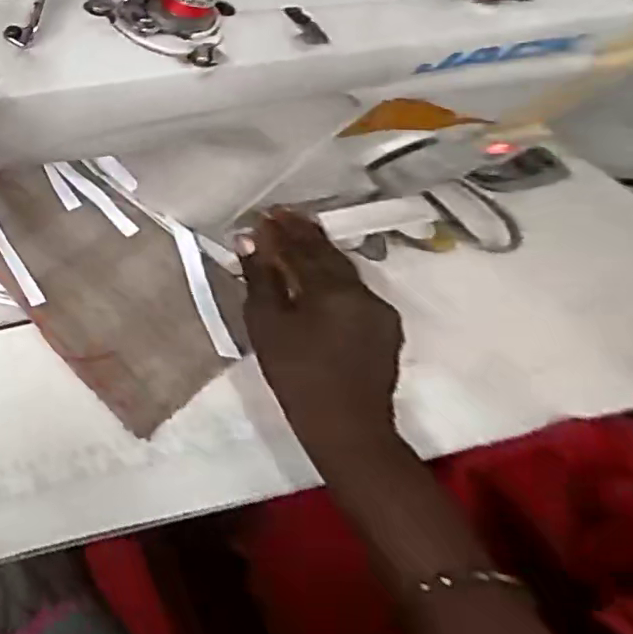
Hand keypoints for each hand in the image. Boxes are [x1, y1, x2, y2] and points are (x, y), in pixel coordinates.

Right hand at [241, 209, 404, 445]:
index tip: (262, 213)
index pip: (303, 249)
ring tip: (296, 237)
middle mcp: (364, 294)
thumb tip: (250, 241)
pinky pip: (352, 289)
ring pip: (344, 272)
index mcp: (334, 290)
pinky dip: (331, 274)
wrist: (343, 421)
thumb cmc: (294, 368)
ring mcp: (378, 312)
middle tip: (281, 214)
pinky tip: (316, 273)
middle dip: (304, 234)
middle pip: (330, 256)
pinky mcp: (382, 328)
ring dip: (319, 253)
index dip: (281, 230)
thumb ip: (260, 278)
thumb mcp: (266, 321)